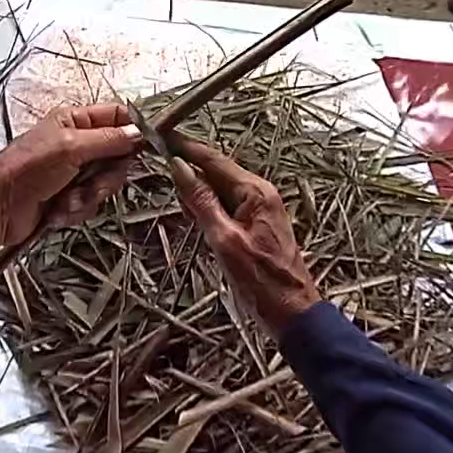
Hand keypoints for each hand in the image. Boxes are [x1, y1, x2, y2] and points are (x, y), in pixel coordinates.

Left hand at [0, 104, 140, 291]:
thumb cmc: (25, 169)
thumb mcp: (71, 148)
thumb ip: (108, 140)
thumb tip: (138, 132)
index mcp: (74, 121)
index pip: (116, 116)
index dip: (132, 131)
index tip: (143, 147)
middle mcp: (77, 144)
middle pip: (117, 156)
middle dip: (105, 176)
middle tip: (90, 182)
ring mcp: (73, 172)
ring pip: (105, 184)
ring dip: (88, 197)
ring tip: (66, 199)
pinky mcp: (69, 197)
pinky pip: (90, 204)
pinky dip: (76, 210)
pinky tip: (57, 210)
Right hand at [167, 137, 322, 333]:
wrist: (293, 315)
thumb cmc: (262, 282)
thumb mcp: (223, 240)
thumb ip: (200, 201)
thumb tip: (179, 168)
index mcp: (255, 191)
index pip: (212, 158)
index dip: (184, 147)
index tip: (160, 137)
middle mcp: (259, 193)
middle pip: (215, 170)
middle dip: (189, 174)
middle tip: (167, 183)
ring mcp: (258, 207)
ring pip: (218, 188)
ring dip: (197, 195)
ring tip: (186, 212)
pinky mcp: (255, 222)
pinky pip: (225, 204)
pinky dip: (208, 209)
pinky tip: (200, 223)